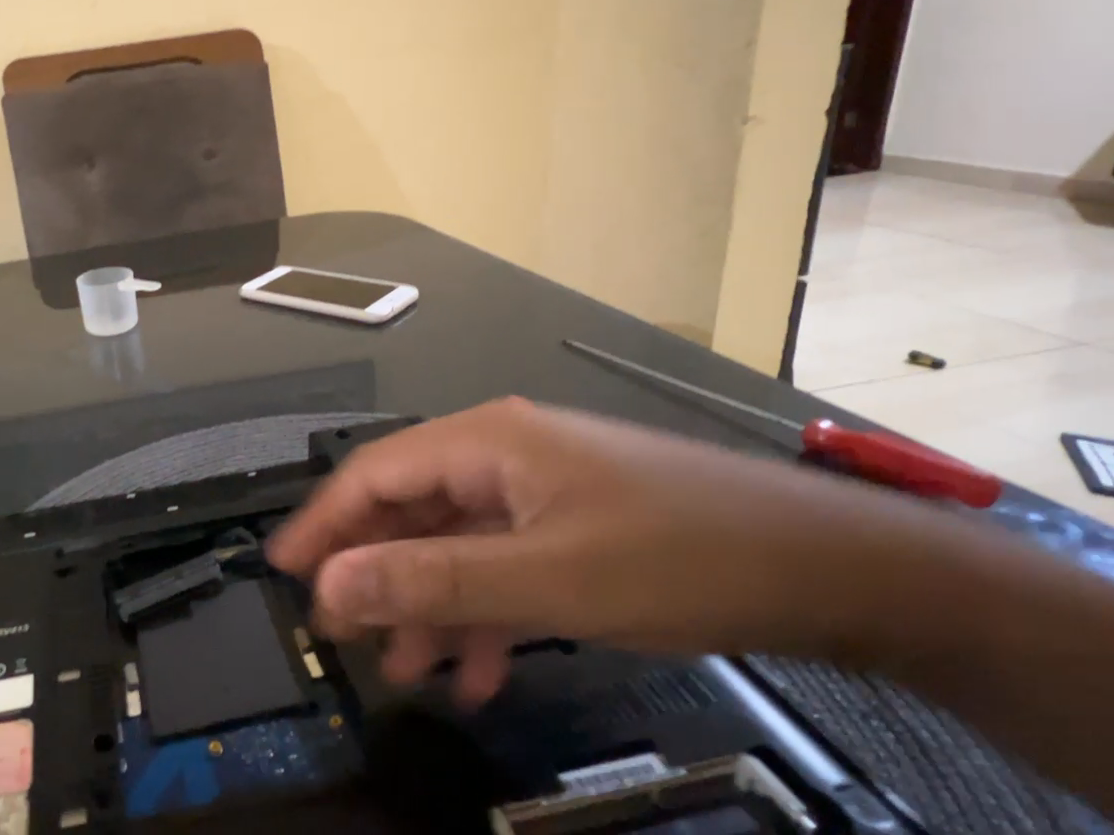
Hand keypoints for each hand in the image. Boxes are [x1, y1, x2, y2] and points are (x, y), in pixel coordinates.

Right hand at [267, 398, 989, 703]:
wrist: (828, 569)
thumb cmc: (679, 558)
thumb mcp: (547, 578)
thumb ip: (433, 579)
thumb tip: (333, 583)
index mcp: (486, 444)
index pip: (374, 474)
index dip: (324, 524)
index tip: (284, 573)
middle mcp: (502, 455)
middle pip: (411, 510)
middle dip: (376, 574)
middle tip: (344, 634)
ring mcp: (540, 491)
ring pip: (456, 545)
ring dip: (428, 604)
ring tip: (410, 670)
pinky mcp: (573, 527)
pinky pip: (503, 565)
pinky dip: (482, 613)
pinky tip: (482, 667)